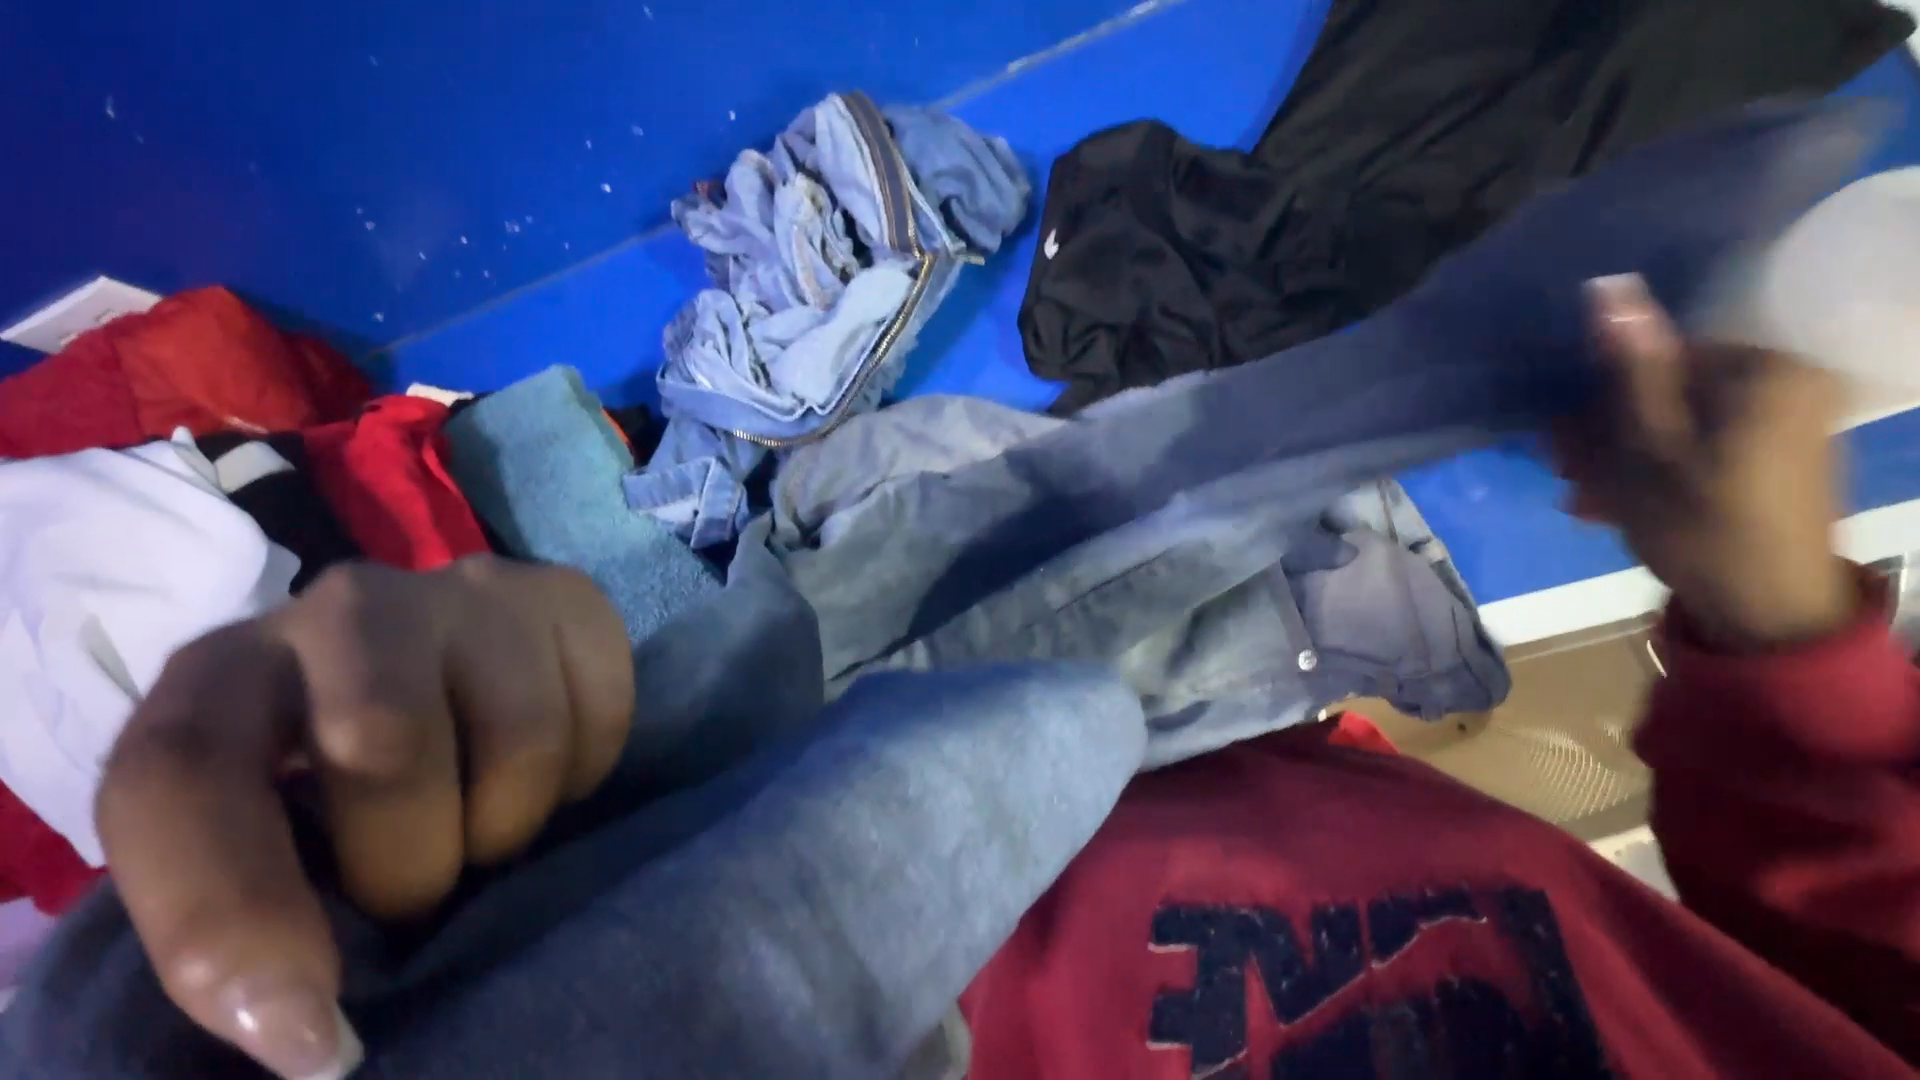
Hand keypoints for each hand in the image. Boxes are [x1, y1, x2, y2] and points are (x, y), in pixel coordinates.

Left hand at [95, 558, 633, 1079]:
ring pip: (524, 737)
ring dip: (513, 821)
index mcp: (223, 674)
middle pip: (384, 743)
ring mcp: (473, 588)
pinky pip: (604, 711)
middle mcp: (348, 604)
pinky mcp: (568, 593)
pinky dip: (584, 772)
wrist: (439, 670)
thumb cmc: (337, 776)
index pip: (182, 777)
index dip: (230, 916)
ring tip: (490, 818)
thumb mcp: (262, 840)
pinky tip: (548, 763)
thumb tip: (324, 1042)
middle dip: (416, 861)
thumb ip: (254, 918)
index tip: (307, 1035)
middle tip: (425, 884)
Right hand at [1556, 274, 1853, 648]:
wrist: (1769, 607)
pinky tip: (1622, 500)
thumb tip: (1609, 286)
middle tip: (1573, 476)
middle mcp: (1787, 380)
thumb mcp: (1646, 446)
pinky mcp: (1780, 448)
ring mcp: (1789, 416)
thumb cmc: (1700, 525)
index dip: (1602, 397)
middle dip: (1608, 431)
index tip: (1565, 445)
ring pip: (1676, 417)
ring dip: (1621, 455)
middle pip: (1667, 387)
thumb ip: (1631, 368)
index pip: (1659, 353)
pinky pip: (1700, 440)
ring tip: (1593, 497)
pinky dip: (1657, 466)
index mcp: (1763, 370)